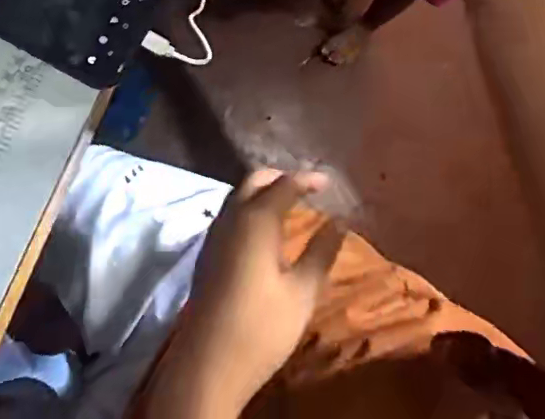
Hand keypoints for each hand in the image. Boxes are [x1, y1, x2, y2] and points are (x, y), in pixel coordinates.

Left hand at [150, 171, 345, 417]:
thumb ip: (321, 252)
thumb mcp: (302, 293)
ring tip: (288, 203)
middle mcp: (232, 217)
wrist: (206, 368)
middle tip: (306, 187)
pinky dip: (249, 207)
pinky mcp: (206, 253)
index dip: (308, 179)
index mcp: (256, 220)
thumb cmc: (260, 328)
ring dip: (263, 191)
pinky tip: (263, 230)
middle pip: (255, 180)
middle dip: (281, 177)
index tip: (329, 181)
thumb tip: (339, 222)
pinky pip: (230, 213)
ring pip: (239, 195)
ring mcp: (214, 234)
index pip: (285, 184)